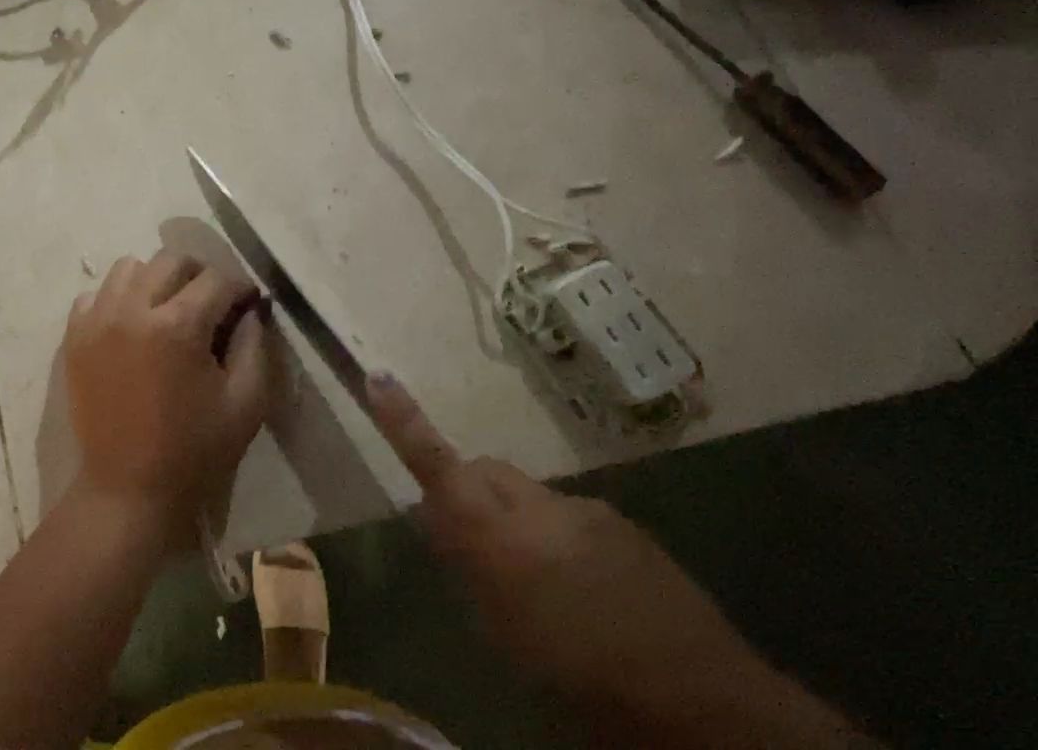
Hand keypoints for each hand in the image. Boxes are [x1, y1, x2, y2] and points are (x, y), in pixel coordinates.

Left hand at [62, 253, 268, 525]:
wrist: (128, 487)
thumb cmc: (195, 450)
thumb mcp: (246, 402)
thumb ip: (255, 345)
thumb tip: (251, 309)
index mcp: (178, 326)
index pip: (216, 280)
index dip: (240, 288)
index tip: (248, 304)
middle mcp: (132, 310)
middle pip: (170, 260)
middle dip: (199, 274)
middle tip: (212, 302)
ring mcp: (97, 321)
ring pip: (128, 268)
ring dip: (155, 280)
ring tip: (168, 309)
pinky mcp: (74, 337)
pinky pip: (95, 294)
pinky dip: (117, 299)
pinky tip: (132, 326)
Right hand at [362, 373, 856, 746]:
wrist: (700, 702)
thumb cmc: (577, 675)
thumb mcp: (500, 631)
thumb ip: (467, 565)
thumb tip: (439, 521)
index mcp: (500, 537)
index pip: (438, 465)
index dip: (404, 422)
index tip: (378, 376)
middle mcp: (542, 508)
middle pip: (486, 470)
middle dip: (468, 490)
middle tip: (468, 542)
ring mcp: (590, 512)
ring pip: (530, 496)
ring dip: (517, 522)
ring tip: (537, 584)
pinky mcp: (627, 527)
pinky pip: (571, 517)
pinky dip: (559, 538)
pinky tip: (583, 591)